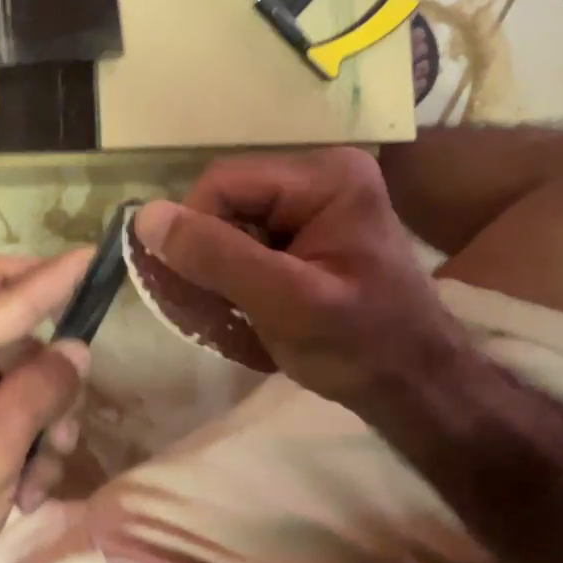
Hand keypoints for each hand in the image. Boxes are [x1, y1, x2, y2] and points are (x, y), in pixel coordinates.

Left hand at [0, 251, 92, 562]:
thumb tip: (77, 348)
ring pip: (18, 361)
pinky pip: (9, 394)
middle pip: (5, 313)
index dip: (54, 280)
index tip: (93, 253)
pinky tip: (26, 485)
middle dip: (47, 358)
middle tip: (72, 384)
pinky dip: (28, 434)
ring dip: (43, 416)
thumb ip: (38, 391)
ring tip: (39, 477)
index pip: (4, 299)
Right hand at [133, 149, 462, 408]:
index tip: (205, 288)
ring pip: (229, 219)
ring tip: (239, 308)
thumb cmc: (363, 348)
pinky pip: (246, 234)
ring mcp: (316, 199)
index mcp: (327, 176)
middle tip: (221, 303)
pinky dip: (235, 270)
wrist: (418, 389)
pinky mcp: (309, 225)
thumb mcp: (286, 304)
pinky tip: (252, 302)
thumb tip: (145, 216)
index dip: (197, 231)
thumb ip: (218, 257)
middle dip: (210, 250)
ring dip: (219, 264)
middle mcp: (321, 173)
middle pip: (225, 198)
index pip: (223, 182)